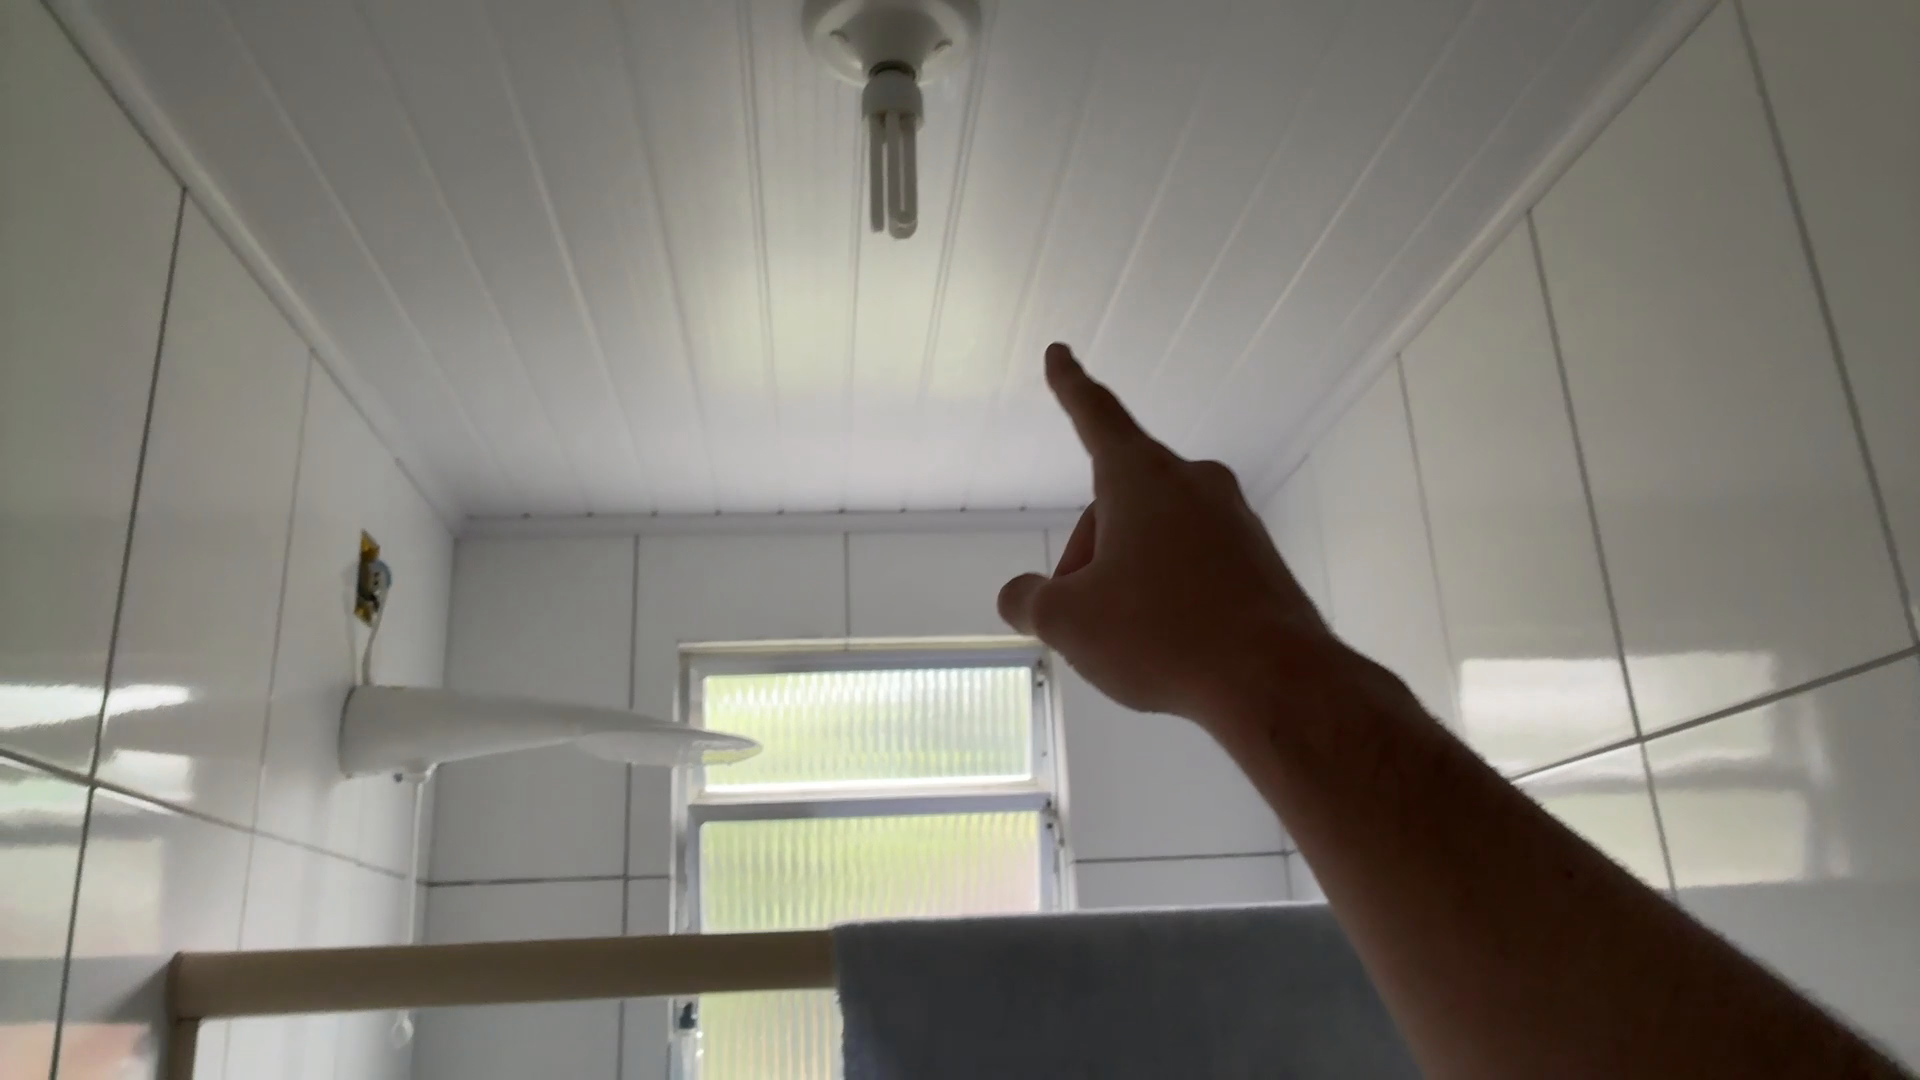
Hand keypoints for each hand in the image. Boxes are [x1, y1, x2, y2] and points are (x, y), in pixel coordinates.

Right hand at [997, 344, 1335, 729]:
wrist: (1274, 681)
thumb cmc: (1159, 634)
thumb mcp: (1069, 622)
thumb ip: (1028, 600)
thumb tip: (1019, 595)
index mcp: (1141, 477)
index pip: (1095, 414)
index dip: (1068, 385)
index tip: (1058, 353)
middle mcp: (1192, 482)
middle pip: (1116, 502)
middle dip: (1088, 552)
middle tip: (1083, 616)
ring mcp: (1234, 518)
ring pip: (1155, 533)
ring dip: (1126, 572)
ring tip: (1129, 636)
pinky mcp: (1259, 557)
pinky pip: (1193, 559)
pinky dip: (1168, 588)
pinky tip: (1171, 638)